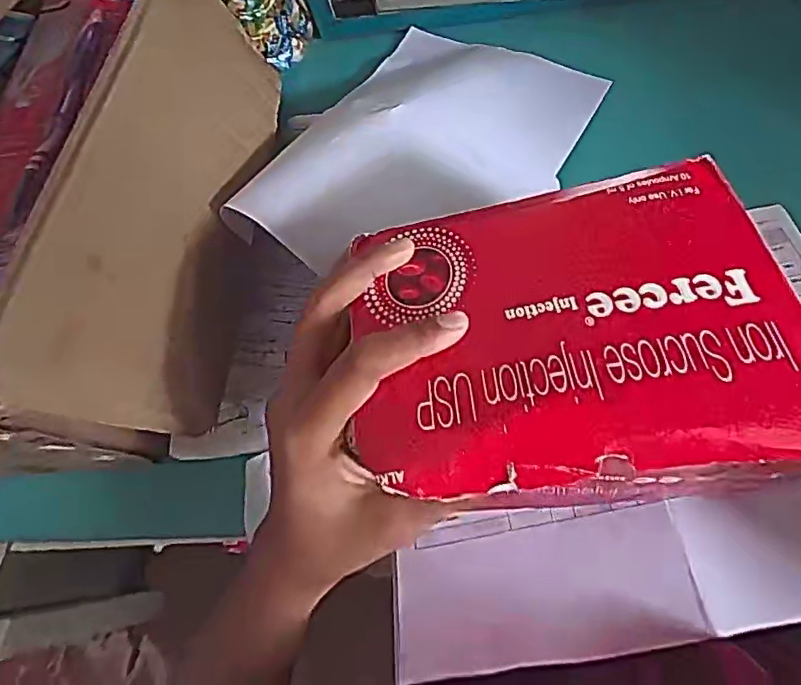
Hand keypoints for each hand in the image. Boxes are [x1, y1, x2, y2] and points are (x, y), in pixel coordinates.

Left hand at [251, 237, 469, 601]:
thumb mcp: (397, 521)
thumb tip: (508, 452)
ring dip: (357, 275)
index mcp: (311, 432)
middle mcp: (295, 395)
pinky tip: (387, 283)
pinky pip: (326, 324)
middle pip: (319, 314)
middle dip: (363, 273)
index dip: (408, 340)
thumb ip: (450, 488)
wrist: (291, 552)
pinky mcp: (306, 378)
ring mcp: (295, 382)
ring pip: (318, 310)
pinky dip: (355, 294)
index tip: (455, 324)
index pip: (358, 369)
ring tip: (402, 251)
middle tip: (410, 248)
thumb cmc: (338, 541)